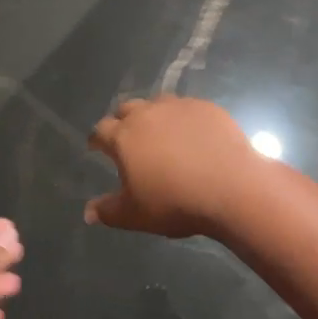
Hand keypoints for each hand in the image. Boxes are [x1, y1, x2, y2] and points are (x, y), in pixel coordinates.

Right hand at [85, 96, 265, 238]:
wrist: (230, 187)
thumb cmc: (175, 203)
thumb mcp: (135, 215)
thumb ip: (108, 211)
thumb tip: (87, 212)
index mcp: (124, 137)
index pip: (101, 130)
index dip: (97, 139)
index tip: (96, 147)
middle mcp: (148, 114)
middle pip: (126, 108)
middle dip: (122, 121)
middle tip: (127, 139)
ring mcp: (178, 106)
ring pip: (157, 103)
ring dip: (153, 115)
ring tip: (160, 133)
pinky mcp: (205, 107)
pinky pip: (186, 107)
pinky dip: (182, 118)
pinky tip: (192, 134)